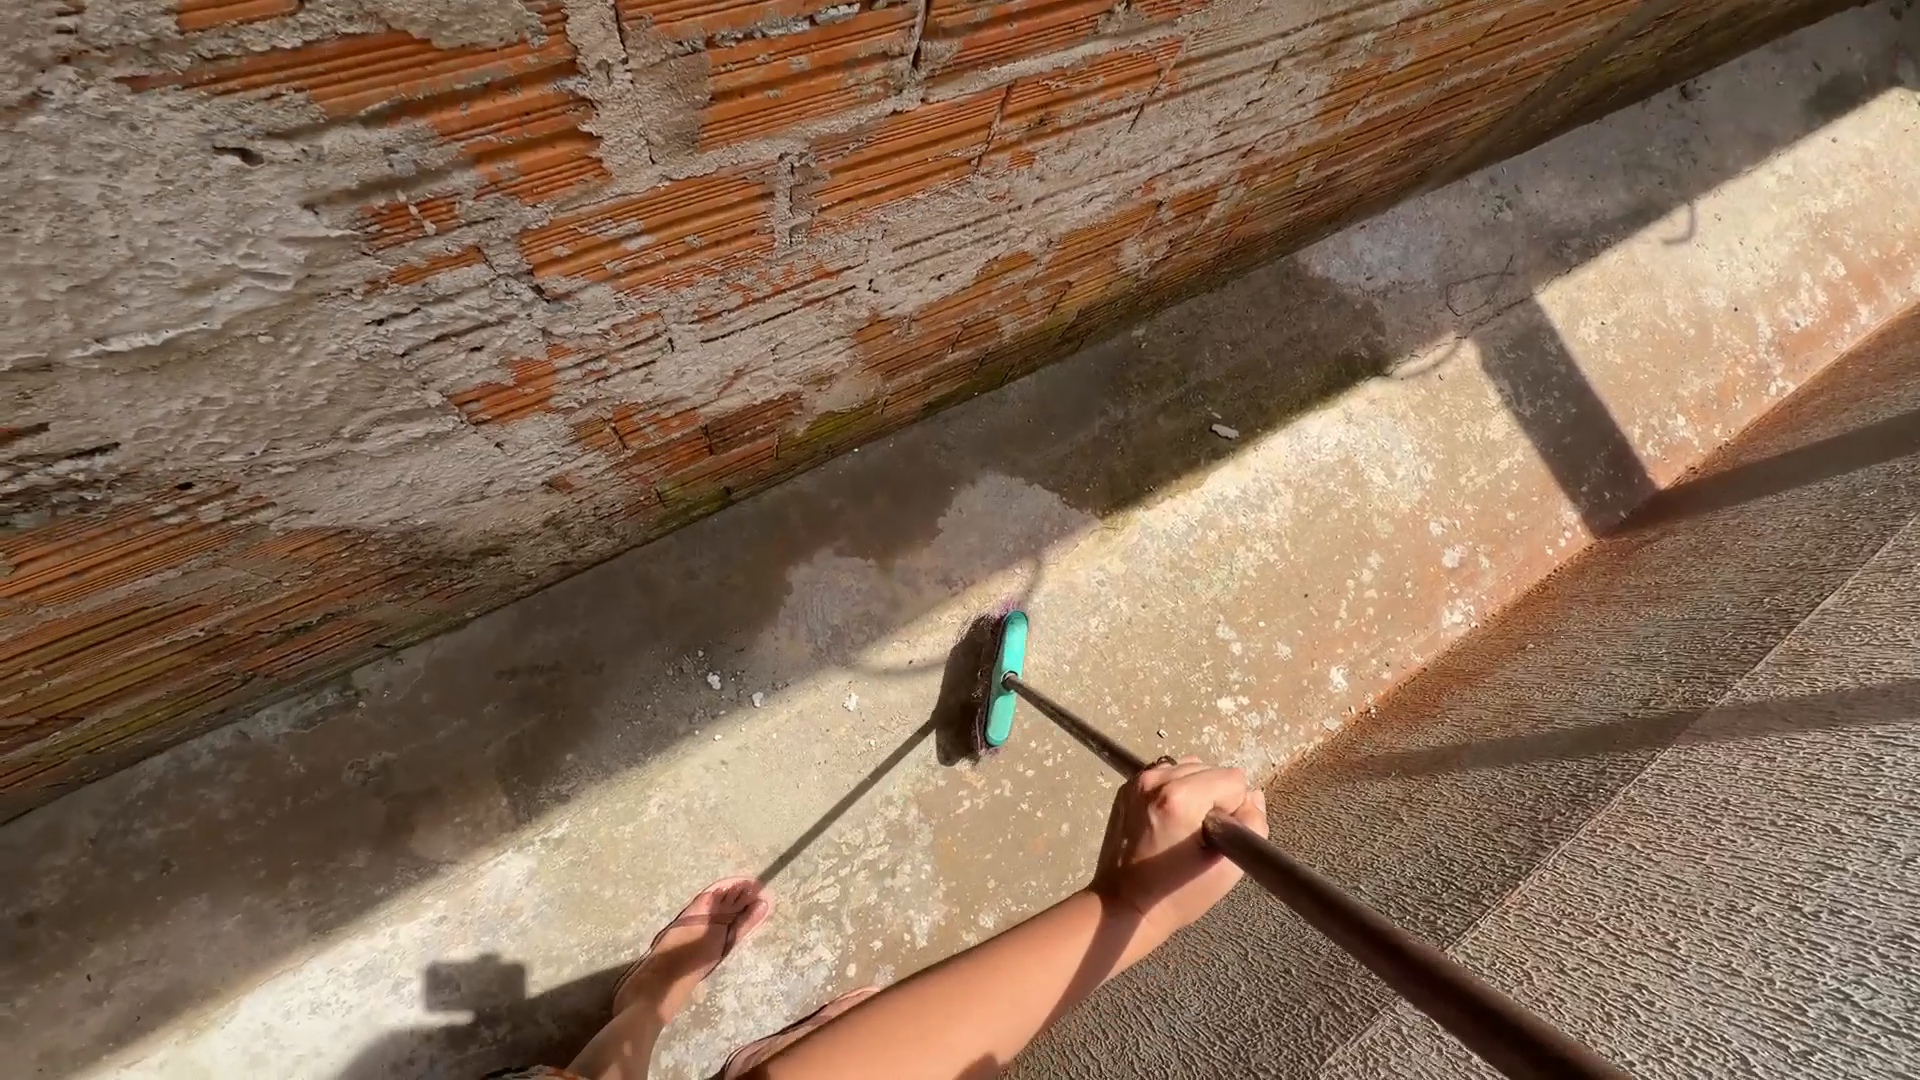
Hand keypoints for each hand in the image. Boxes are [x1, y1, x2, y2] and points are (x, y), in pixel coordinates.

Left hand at [1089, 756, 1267, 939]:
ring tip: (1187, 826)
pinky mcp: (1127, 787)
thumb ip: (1252, 824)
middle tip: (1204, 833)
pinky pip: (1164, 773)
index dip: (1236, 808)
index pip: (1233, 779)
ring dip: (1195, 790)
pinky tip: (1170, 819)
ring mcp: (1138, 781)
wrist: (1125, 902)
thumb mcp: (1227, 868)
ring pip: (1187, 767)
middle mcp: (1156, 779)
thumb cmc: (1176, 893)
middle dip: (1215, 796)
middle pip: (1209, 768)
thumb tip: (1254, 797)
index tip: (1221, 834)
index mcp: (1180, 797)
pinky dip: (1174, 789)